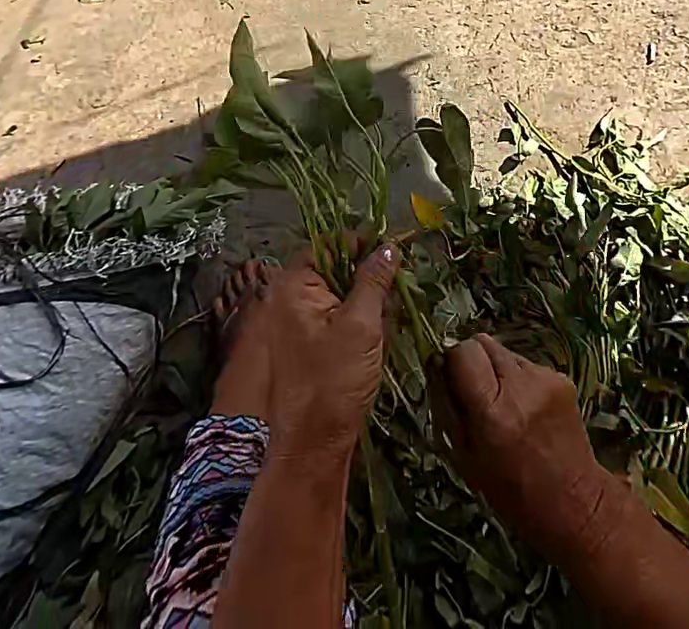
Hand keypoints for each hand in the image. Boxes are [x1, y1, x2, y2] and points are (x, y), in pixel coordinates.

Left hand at [244, 243, 399, 463]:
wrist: (312, 446)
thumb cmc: (333, 382)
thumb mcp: (360, 325)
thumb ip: (373, 281)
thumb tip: (387, 247)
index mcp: (293, 287)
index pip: (327, 245)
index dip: (360, 242)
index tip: (393, 247)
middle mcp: (289, 299)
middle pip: (334, 269)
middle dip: (368, 275)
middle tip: (398, 284)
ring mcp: (297, 324)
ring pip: (339, 295)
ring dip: (367, 300)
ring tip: (392, 313)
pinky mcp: (309, 346)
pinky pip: (337, 318)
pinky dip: (359, 320)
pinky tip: (381, 333)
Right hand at [434, 334, 627, 564]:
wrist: (574, 503)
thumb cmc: (510, 490)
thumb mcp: (465, 456)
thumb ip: (448, 406)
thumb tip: (436, 365)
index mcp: (492, 411)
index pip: (462, 351)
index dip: (453, 361)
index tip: (450, 378)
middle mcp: (521, 386)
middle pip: (482, 342)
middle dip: (473, 361)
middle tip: (477, 393)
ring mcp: (545, 379)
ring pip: (504, 351)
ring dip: (497, 370)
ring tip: (504, 405)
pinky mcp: (563, 377)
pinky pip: (526, 364)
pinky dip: (519, 380)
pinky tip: (526, 409)